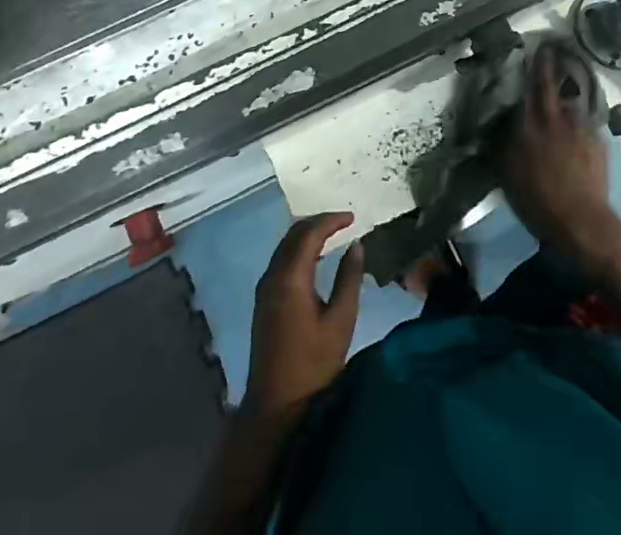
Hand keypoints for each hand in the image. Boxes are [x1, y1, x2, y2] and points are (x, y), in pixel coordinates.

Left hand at [245, 212, 364, 414]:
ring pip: (284, 247)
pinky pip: (281, 261)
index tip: (354, 218)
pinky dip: (299, 251)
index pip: (309, 234)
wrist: (277, 403)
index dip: (331, 220)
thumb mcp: (341, 319)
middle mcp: (272, 277)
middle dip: (318, 223)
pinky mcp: (264, 301)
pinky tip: (317, 258)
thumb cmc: (314, 362)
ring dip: (308, 236)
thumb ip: (349, 278)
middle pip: (292, 235)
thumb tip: (356, 245)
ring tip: (335, 234)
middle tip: (345, 222)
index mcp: (290, 279)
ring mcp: (264, 289)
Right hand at [501, 49, 620, 275]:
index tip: (531, 49)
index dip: (531, 68)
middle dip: (549, 65)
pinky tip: (577, 123)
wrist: (580, 218)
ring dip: (566, 94)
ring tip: (564, 89)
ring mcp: (581, 127)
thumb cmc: (537, 198)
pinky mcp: (598, 140)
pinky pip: (585, 120)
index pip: (529, 88)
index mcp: (530, 125)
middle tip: (549, 49)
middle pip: (551, 85)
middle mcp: (556, 119)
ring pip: (571, 102)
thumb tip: (504, 122)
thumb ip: (506, 142)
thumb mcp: (508, 171)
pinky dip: (579, 117)